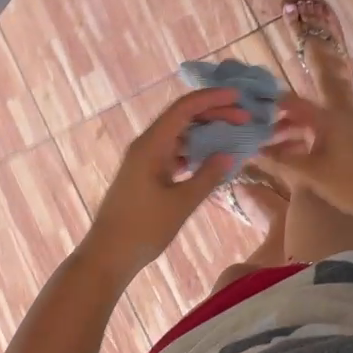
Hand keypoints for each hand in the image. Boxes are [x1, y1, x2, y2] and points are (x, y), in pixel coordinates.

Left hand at [81, 88, 245, 280]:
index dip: (212, 98)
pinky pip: (174, 150)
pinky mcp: (146, 172)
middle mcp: (147, 143)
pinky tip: (212, 158)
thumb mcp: (181, 204)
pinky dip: (194, 149)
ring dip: (205, 131)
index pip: (185, 108)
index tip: (238, 97)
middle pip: (183, 117)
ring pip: (179, 134)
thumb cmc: (143, 228)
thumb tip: (229, 155)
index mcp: (152, 144)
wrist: (108, 255)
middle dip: (213, 113)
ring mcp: (145, 157)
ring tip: (233, 134)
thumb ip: (207, 177)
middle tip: (244, 118)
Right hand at [256, 92, 352, 220]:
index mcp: (327, 118)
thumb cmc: (347, 182)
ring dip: (293, 134)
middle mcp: (337, 118)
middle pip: (303, 113)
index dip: (274, 103)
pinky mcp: (350, 146)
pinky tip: (294, 158)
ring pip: (312, 126)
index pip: (295, 102)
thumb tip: (254, 151)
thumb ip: (280, 159)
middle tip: (260, 130)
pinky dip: (306, 142)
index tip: (255, 108)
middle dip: (281, 121)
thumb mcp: (308, 172)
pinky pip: (322, 136)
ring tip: (272, 148)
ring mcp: (346, 131)